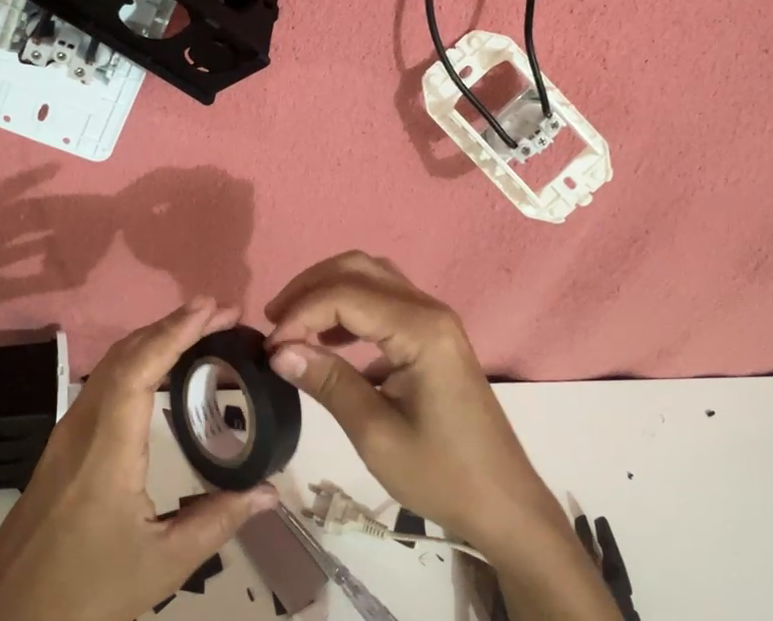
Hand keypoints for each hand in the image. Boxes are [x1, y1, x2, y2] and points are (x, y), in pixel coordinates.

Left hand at [0, 298, 278, 620]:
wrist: (7, 612)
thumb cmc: (84, 588)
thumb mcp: (162, 565)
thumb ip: (217, 521)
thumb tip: (270, 492)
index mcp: (107, 449)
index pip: (140, 369)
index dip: (176, 332)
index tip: (212, 308)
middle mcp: (83, 426)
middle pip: (126, 355)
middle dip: (173, 325)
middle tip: (220, 313)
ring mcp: (68, 432)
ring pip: (112, 366)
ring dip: (154, 339)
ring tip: (199, 331)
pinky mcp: (64, 444)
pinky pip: (104, 384)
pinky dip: (138, 361)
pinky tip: (162, 372)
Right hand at [265, 253, 618, 619]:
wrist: (503, 503)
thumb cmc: (442, 474)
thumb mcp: (376, 433)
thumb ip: (328, 383)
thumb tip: (278, 350)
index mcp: (420, 330)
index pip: (345, 295)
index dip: (300, 313)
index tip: (269, 349)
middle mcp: (429, 310)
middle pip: (358, 268)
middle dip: (310, 288)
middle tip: (273, 323)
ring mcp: (435, 320)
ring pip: (371, 277)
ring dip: (328, 292)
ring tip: (291, 326)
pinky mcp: (434, 336)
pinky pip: (384, 301)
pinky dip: (349, 308)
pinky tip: (328, 341)